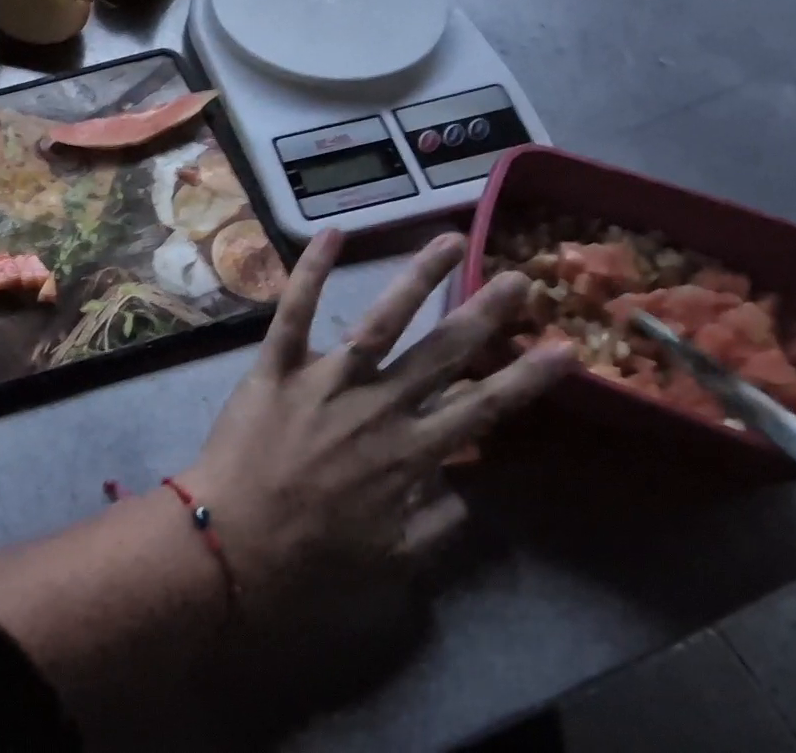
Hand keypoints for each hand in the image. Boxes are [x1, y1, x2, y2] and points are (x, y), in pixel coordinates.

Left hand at [183, 229, 577, 611]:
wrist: (230, 542)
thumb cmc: (311, 558)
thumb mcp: (393, 561)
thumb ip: (438, 525)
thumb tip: (469, 493)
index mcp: (411, 453)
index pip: (483, 408)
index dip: (526, 380)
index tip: (566, 349)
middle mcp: (377, 406)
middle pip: (442, 352)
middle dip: (483, 315)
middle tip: (518, 278)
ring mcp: (325, 381)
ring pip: (381, 320)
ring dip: (417, 278)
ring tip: (446, 239)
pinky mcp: (276, 369)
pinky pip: (293, 313)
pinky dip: (309, 271)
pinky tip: (333, 234)